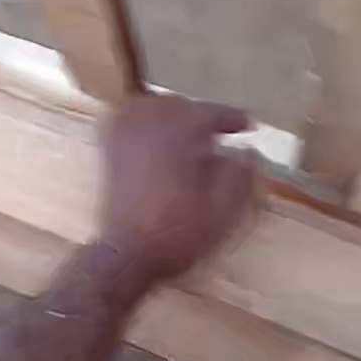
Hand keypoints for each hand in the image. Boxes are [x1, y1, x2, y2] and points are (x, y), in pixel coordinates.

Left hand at [99, 93, 257, 282]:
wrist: (130, 255)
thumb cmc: (179, 234)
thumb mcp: (222, 210)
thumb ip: (239, 176)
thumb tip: (248, 152)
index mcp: (182, 138)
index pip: (211, 114)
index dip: (232, 117)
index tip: (249, 126)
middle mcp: (152, 128)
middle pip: (181, 105)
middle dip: (203, 115)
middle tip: (222, 131)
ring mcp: (127, 138)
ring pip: (151, 106)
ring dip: (173, 112)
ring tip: (188, 128)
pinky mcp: (111, 153)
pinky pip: (123, 119)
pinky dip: (140, 117)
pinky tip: (150, 129)